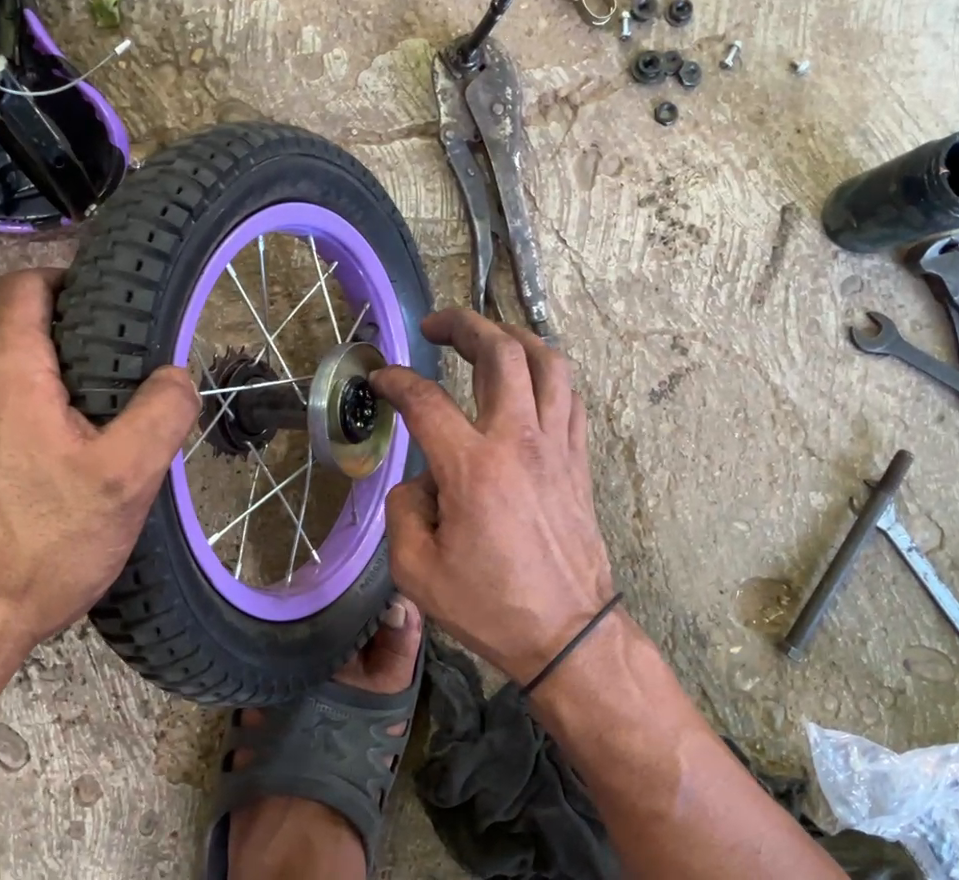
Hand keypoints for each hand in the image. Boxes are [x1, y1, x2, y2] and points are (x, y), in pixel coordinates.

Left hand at [0, 269, 198, 650]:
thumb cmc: (40, 545)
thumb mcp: (124, 479)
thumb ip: (161, 414)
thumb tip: (175, 376)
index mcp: (6, 372)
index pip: (22, 286)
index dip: (65, 277)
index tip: (107, 303)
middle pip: (19, 336)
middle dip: (73, 347)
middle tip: (125, 385)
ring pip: (8, 385)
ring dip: (53, 394)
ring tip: (100, 440)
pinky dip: (29, 430)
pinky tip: (58, 484)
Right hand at [370, 310, 612, 683]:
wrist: (568, 633)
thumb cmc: (490, 606)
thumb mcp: (416, 571)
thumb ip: (403, 510)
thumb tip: (421, 481)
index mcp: (473, 468)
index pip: (426, 401)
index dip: (397, 381)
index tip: (381, 378)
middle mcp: (518, 442)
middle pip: (501, 353)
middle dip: (464, 325)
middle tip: (437, 324)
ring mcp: (557, 447)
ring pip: (549, 362)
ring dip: (515, 337)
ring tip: (488, 338)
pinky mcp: (578, 460)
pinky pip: (569, 397)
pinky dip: (547, 375)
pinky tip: (529, 382)